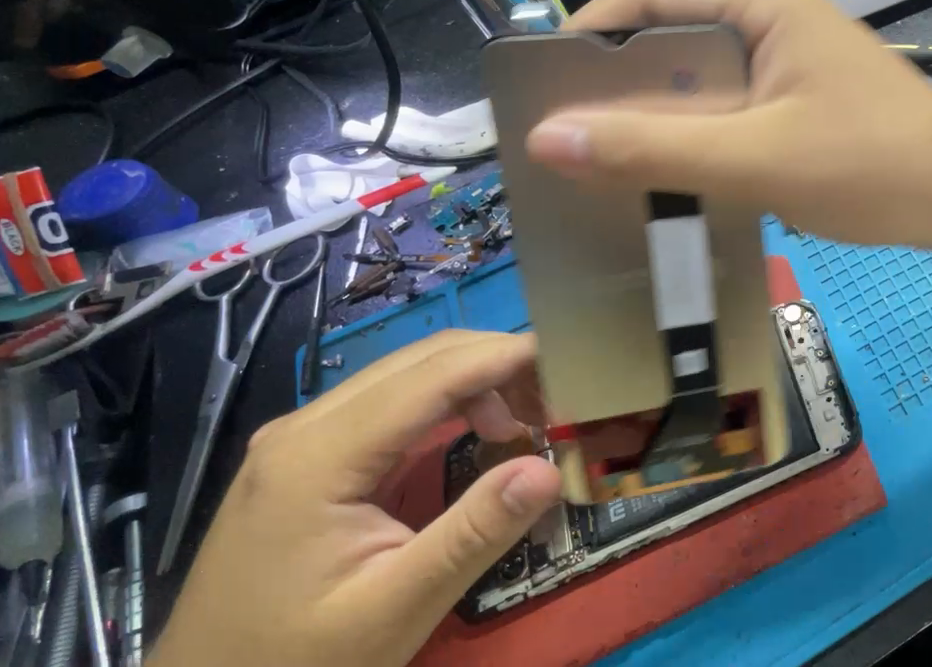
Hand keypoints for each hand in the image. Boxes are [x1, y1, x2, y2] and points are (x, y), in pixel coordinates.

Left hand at [151, 331, 562, 666]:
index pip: (434, 374)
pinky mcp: (307, 456)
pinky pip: (392, 402)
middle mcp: (304, 428)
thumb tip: (551, 467)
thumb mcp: (396, 609)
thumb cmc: (296, 664)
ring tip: (533, 418)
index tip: (576, 358)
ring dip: (480, 379)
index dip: (509, 356)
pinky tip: (484, 430)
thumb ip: (474, 534)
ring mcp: (300, 439)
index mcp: (318, 455)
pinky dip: (451, 401)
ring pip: (410, 373)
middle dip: (502, 363)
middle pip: (424, 359)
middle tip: (565, 395)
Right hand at [523, 0, 931, 246]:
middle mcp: (777, 19)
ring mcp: (796, 61)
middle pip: (672, 39)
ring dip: (657, 119)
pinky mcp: (808, 100)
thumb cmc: (871, 167)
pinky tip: (671, 178)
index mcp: (765, 4)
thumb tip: (545, 138)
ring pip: (702, 81)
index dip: (586, 36)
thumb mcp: (754, 158)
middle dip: (617, 88)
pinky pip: (733, 109)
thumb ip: (651, 148)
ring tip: (602, 167)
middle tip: (563, 141)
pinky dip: (699, 137)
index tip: (538, 90)